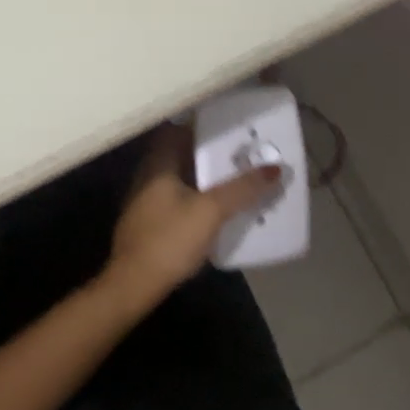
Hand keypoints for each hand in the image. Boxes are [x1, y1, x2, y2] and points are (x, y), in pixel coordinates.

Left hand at [102, 125, 283, 301]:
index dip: (201, 126)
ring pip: (179, 179)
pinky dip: (196, 199)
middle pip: (180, 154)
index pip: (176, 130)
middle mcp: (147, 175)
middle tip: (240, 154)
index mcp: (157, 164)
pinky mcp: (149, 223)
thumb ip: (241, 189)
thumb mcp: (211, 211)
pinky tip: (217, 209)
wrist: (134, 283)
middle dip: (208, 154)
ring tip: (236, 179)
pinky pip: (177, 200)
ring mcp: (145, 200)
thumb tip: (275, 169)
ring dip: (204, 178)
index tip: (228, 127)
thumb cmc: (169, 239)